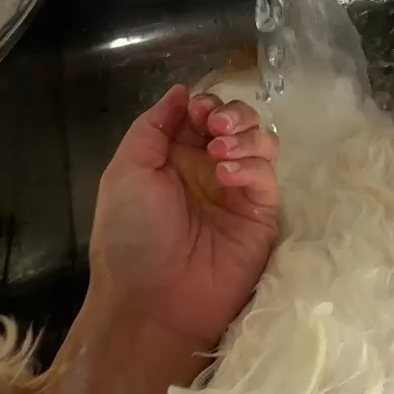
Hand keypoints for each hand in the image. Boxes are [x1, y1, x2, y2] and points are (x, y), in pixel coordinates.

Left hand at [88, 84, 280, 348]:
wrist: (152, 302)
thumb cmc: (130, 235)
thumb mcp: (126, 172)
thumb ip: (153, 126)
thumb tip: (182, 90)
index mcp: (178, 157)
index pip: (205, 113)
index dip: (207, 104)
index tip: (198, 112)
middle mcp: (211, 167)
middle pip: (239, 120)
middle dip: (232, 113)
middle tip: (215, 128)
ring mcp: (239, 190)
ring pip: (262, 140)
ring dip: (245, 135)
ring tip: (220, 152)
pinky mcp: (261, 212)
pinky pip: (268, 174)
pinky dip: (251, 166)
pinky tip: (226, 177)